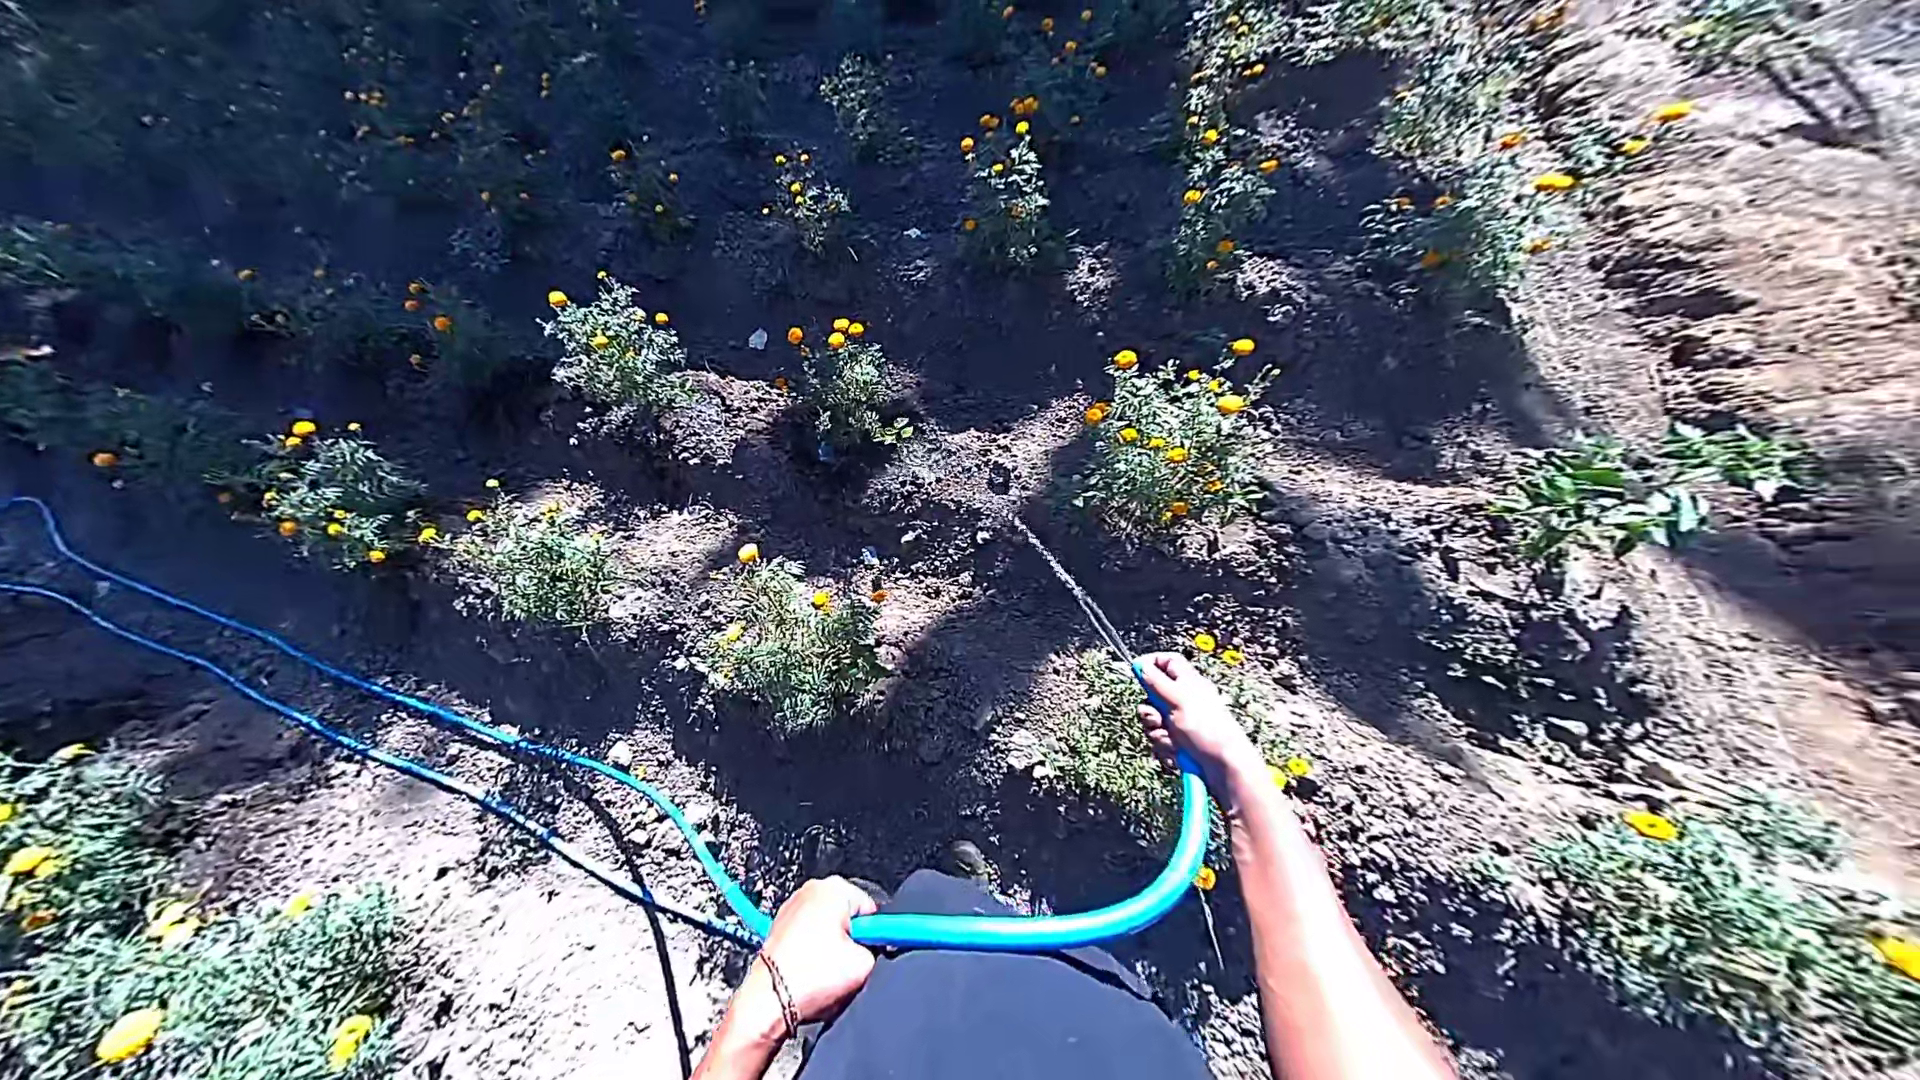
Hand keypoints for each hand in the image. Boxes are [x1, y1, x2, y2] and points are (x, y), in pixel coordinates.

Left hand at [759, 876, 877, 1024]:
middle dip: (850, 942)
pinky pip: (809, 937)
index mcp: (836, 888)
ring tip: (823, 973)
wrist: (766, 1004)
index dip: (874, 937)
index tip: (870, 954)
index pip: (872, 911)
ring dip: (830, 949)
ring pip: (829, 928)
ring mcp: (794, 906)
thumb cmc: (807, 979)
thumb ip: (879, 948)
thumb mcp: (864, 965)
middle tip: (844, 966)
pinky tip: (809, 973)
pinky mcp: (780, 926)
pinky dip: (812, 953)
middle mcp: (813, 888)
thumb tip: (873, 948)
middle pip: (849, 917)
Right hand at [1133, 652, 1264, 807]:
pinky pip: (1158, 739)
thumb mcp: (1178, 699)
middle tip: (1158, 718)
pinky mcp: (1179, 742)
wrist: (1224, 768)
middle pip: (1152, 695)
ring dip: (1157, 732)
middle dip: (1150, 710)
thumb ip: (1156, 681)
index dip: (1151, 663)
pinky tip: (1177, 752)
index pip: (1167, 661)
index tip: (1137, 672)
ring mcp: (1181, 722)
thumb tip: (1140, 664)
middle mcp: (1184, 700)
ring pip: (1153, 720)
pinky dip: (1164, 746)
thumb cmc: (1207, 729)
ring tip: (1173, 741)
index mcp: (1188, 682)